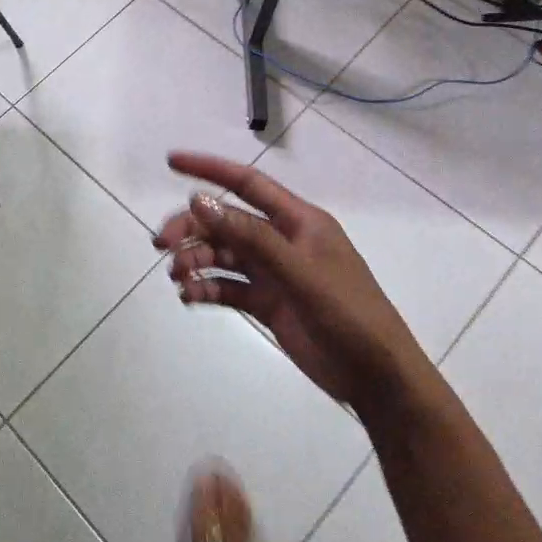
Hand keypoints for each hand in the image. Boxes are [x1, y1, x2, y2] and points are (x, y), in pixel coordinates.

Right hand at [155, 151, 432, 411]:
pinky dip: (205, 288)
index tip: (171, 162)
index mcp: (299, 221)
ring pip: (222, 254)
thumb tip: (200, 200)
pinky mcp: (267, 302)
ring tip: (177, 278)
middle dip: (192, 228)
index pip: (247, 183)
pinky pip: (227, 286)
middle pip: (226, 221)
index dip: (209, 169)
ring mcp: (274, 272)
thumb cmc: (349, 315)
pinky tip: (190, 297)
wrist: (379, 379)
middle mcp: (282, 240)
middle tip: (162, 244)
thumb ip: (249, 236)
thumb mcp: (299, 273)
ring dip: (196, 260)